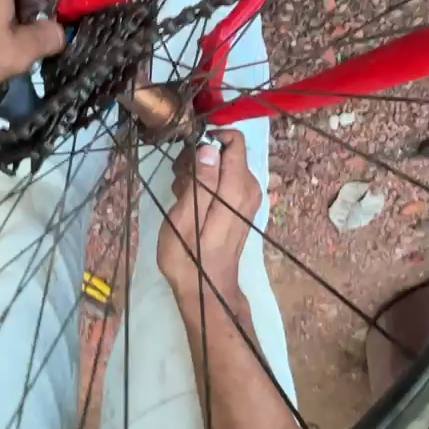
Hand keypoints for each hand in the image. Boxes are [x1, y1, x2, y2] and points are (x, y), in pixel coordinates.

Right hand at [158, 131, 262, 313]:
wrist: (206, 289)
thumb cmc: (189, 256)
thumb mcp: (185, 218)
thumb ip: (200, 181)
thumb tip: (209, 148)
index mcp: (236, 188)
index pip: (235, 140)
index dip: (209, 139)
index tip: (187, 155)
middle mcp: (249, 188)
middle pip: (226, 150)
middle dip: (199, 157)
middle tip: (179, 180)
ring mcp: (248, 197)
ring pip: (222, 163)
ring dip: (199, 171)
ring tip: (182, 193)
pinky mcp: (242, 204)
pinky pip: (224, 178)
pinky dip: (205, 182)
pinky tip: (191, 200)